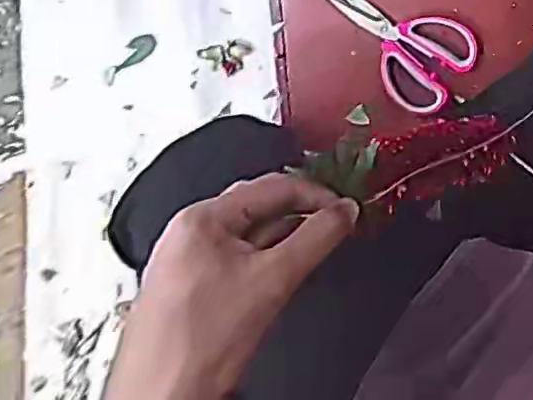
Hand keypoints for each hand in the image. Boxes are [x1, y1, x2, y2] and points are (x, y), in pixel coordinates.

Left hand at [104, 174, 358, 399]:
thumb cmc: (200, 346)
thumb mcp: (275, 279)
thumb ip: (319, 236)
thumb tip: (347, 210)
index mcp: (200, 220)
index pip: (276, 186)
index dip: (318, 195)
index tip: (346, 210)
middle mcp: (188, 234)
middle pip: (264, 207)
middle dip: (303, 216)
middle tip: (335, 225)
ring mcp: (185, 262)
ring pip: (253, 234)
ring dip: (288, 240)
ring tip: (315, 251)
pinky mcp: (188, 289)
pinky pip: (239, 258)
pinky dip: (268, 260)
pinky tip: (285, 275)